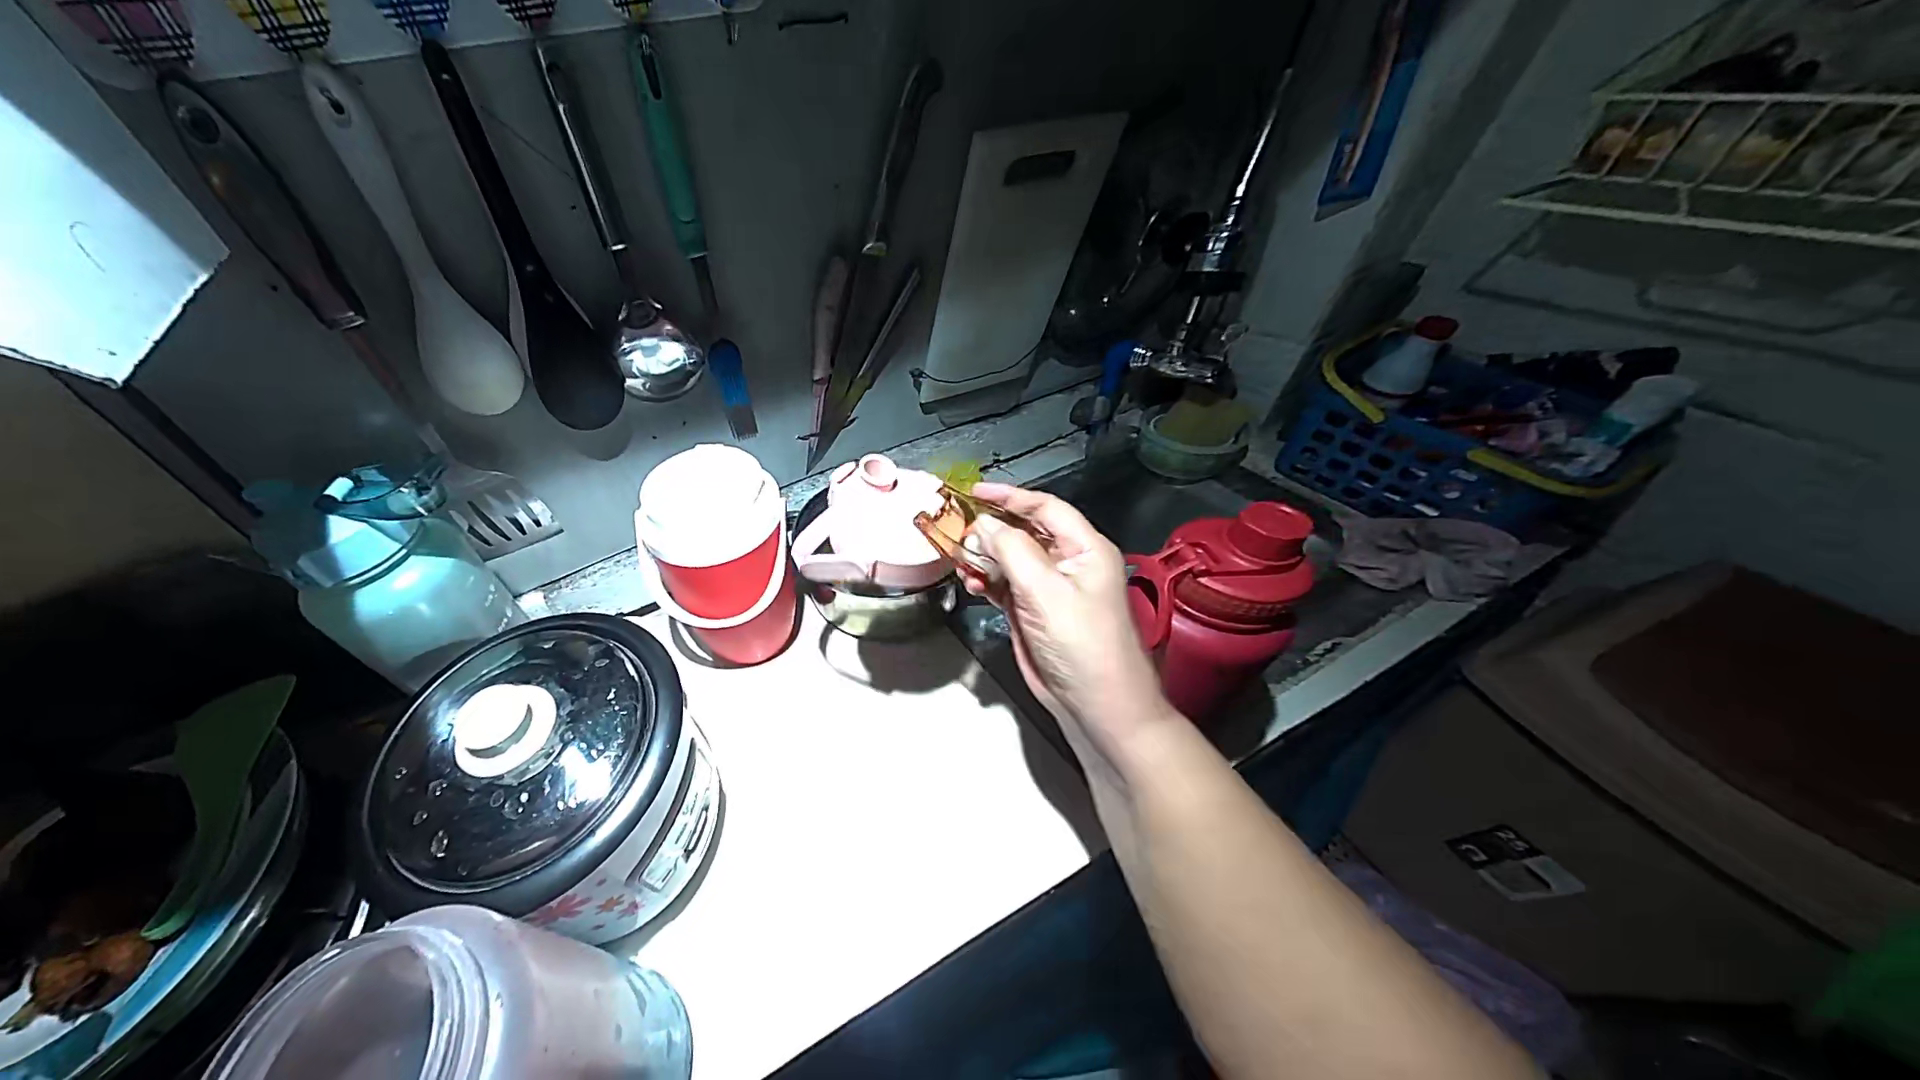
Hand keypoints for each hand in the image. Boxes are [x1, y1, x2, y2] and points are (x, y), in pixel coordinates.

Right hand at [963, 483, 1175, 784]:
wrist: (1095, 705)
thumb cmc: (1081, 644)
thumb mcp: (1047, 592)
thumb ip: (1012, 551)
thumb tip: (982, 524)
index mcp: (1085, 548)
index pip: (1045, 508)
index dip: (1010, 497)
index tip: (973, 492)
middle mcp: (1068, 562)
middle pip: (1023, 532)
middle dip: (991, 530)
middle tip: (957, 531)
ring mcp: (1049, 589)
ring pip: (1009, 559)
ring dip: (984, 558)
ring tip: (961, 562)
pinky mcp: (1033, 612)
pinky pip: (1004, 585)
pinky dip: (986, 581)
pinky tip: (971, 584)